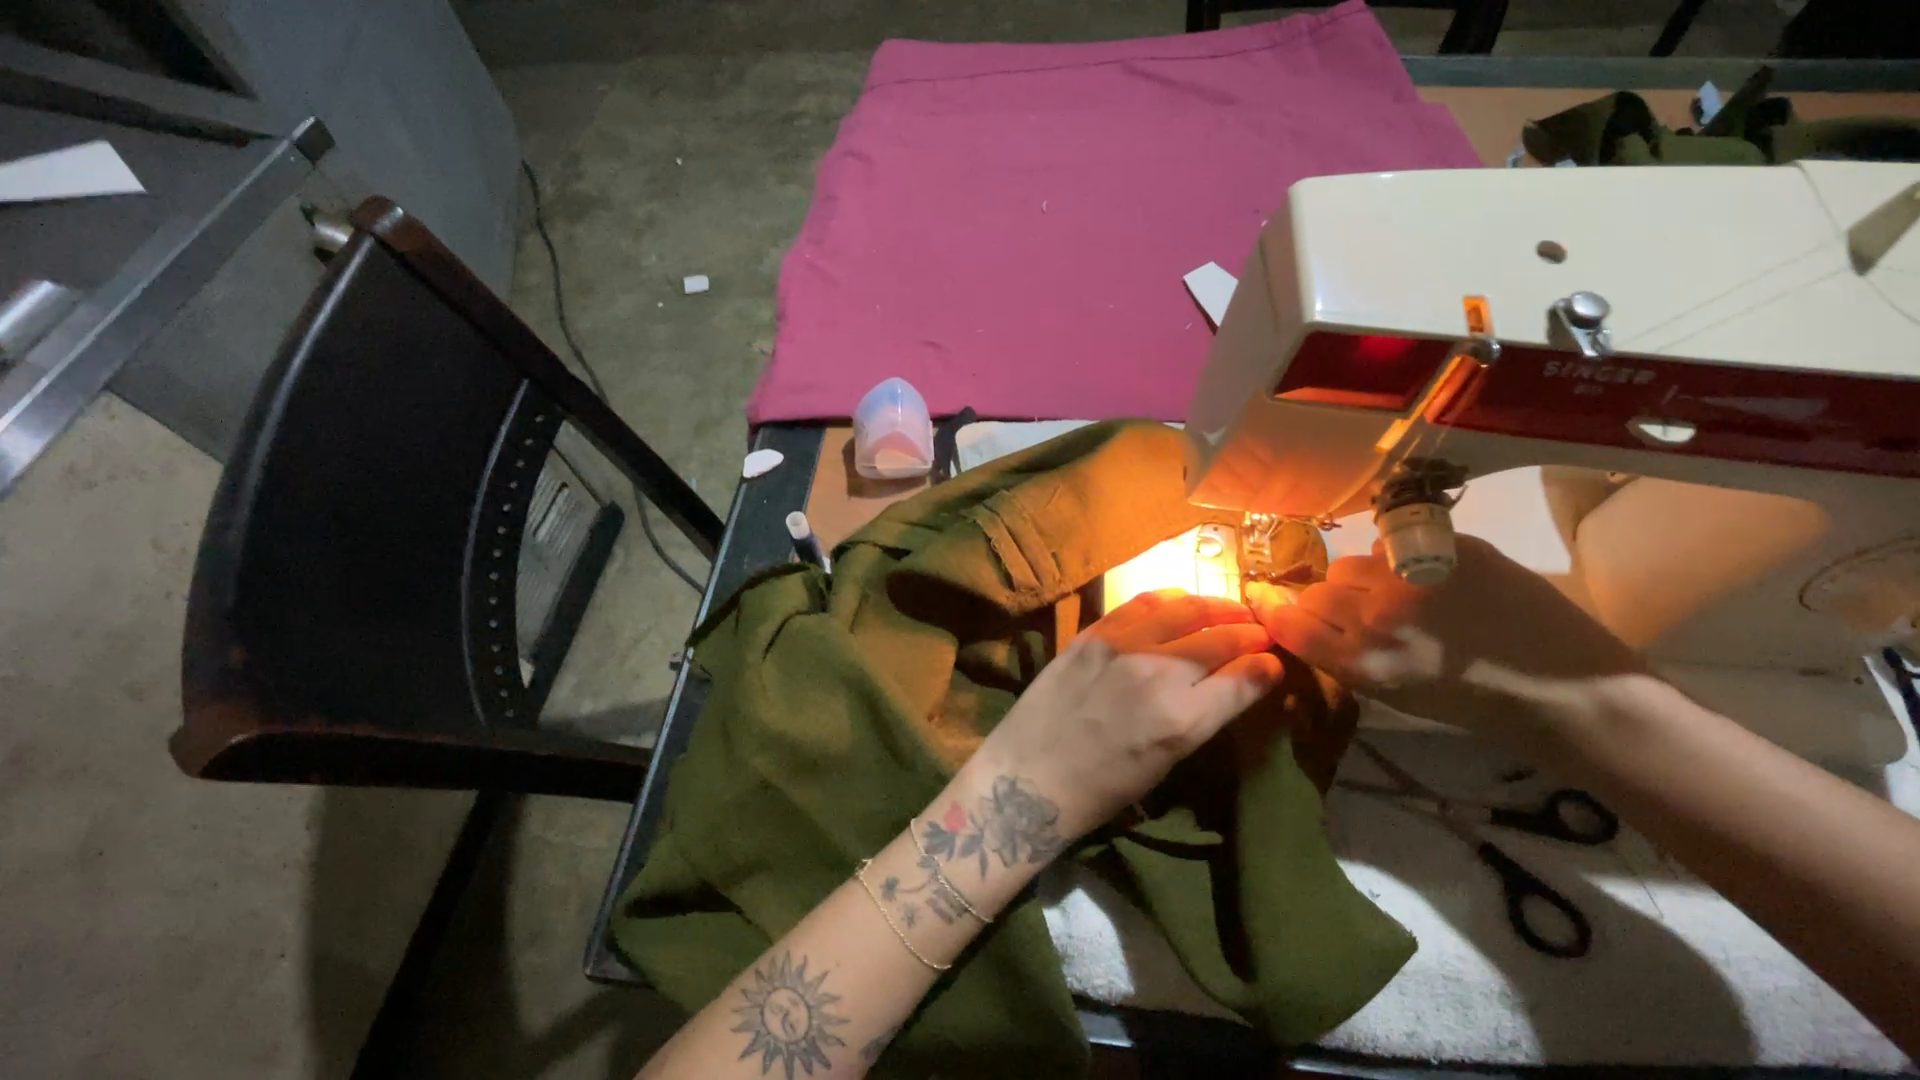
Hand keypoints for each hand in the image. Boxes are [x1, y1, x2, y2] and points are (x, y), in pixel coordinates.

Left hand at [965, 589, 1283, 846]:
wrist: (1027, 779)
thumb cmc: (1100, 789)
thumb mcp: (1166, 763)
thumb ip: (1201, 718)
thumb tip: (1231, 685)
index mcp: (1183, 719)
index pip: (1244, 678)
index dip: (1267, 666)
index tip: (1274, 661)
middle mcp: (1158, 673)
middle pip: (1221, 638)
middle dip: (1249, 632)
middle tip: (1261, 630)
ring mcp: (1122, 647)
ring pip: (1184, 609)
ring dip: (1215, 606)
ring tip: (1229, 608)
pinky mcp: (1091, 635)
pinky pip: (1140, 604)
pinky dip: (1168, 599)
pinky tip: (1180, 601)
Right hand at [1246, 536, 1642, 733]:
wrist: (1564, 687)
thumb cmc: (1476, 704)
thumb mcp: (1397, 696)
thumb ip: (1348, 657)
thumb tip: (1312, 620)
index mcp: (1363, 664)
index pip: (1290, 623)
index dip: (1275, 612)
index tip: (1270, 604)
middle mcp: (1377, 617)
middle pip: (1317, 591)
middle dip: (1325, 602)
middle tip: (1352, 612)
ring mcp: (1414, 579)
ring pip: (1349, 564)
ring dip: (1357, 578)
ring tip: (1391, 593)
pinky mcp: (1449, 550)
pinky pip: (1392, 547)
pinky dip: (1394, 560)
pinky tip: (1423, 577)